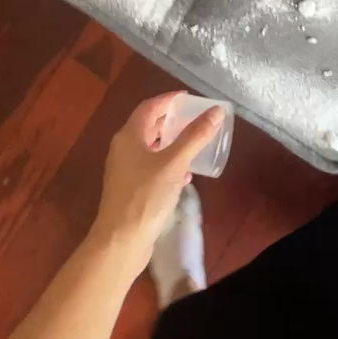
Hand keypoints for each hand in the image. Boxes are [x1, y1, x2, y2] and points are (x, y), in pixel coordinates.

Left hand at [90, 92, 222, 259]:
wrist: (121, 241)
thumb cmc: (146, 195)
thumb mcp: (174, 163)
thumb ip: (195, 136)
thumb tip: (216, 111)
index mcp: (129, 136)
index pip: (149, 107)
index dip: (168, 99)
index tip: (188, 97)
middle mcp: (123, 149)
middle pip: (148, 126)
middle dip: (170, 121)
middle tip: (193, 118)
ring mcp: (124, 171)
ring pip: (149, 148)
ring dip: (170, 143)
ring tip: (192, 143)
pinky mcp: (130, 190)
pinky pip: (150, 168)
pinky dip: (167, 164)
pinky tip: (184, 175)